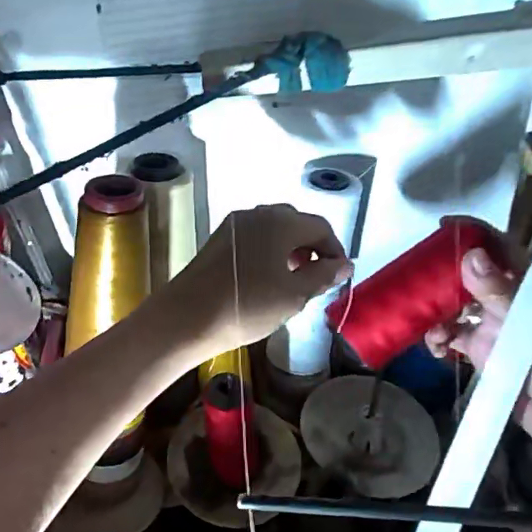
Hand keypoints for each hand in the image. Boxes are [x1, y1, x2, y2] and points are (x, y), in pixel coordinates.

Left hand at [162, 203, 351, 360]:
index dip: (336, 251)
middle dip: (313, 248)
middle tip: (319, 279)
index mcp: (282, 222)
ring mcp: (236, 224)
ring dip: (291, 250)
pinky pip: (255, 237)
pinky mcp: (220, 238)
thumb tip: (344, 265)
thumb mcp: (295, 295)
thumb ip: (324, 276)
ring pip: (275, 230)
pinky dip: (270, 251)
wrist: (187, 318)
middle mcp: (259, 213)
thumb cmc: (248, 306)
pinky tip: (268, 278)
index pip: (321, 227)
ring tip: (294, 280)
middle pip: (297, 224)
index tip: (340, 276)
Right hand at [421, 230, 531, 487]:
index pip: (503, 248)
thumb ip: (503, 296)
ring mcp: (497, 327)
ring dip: (438, 311)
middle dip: (445, 275)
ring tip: (429, 327)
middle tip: (417, 281)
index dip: (476, 234)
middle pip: (472, 275)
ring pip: (457, 306)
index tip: (444, 227)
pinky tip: (436, 349)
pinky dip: (440, 338)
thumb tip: (471, 255)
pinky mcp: (484, 354)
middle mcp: (513, 300)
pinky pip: (454, 337)